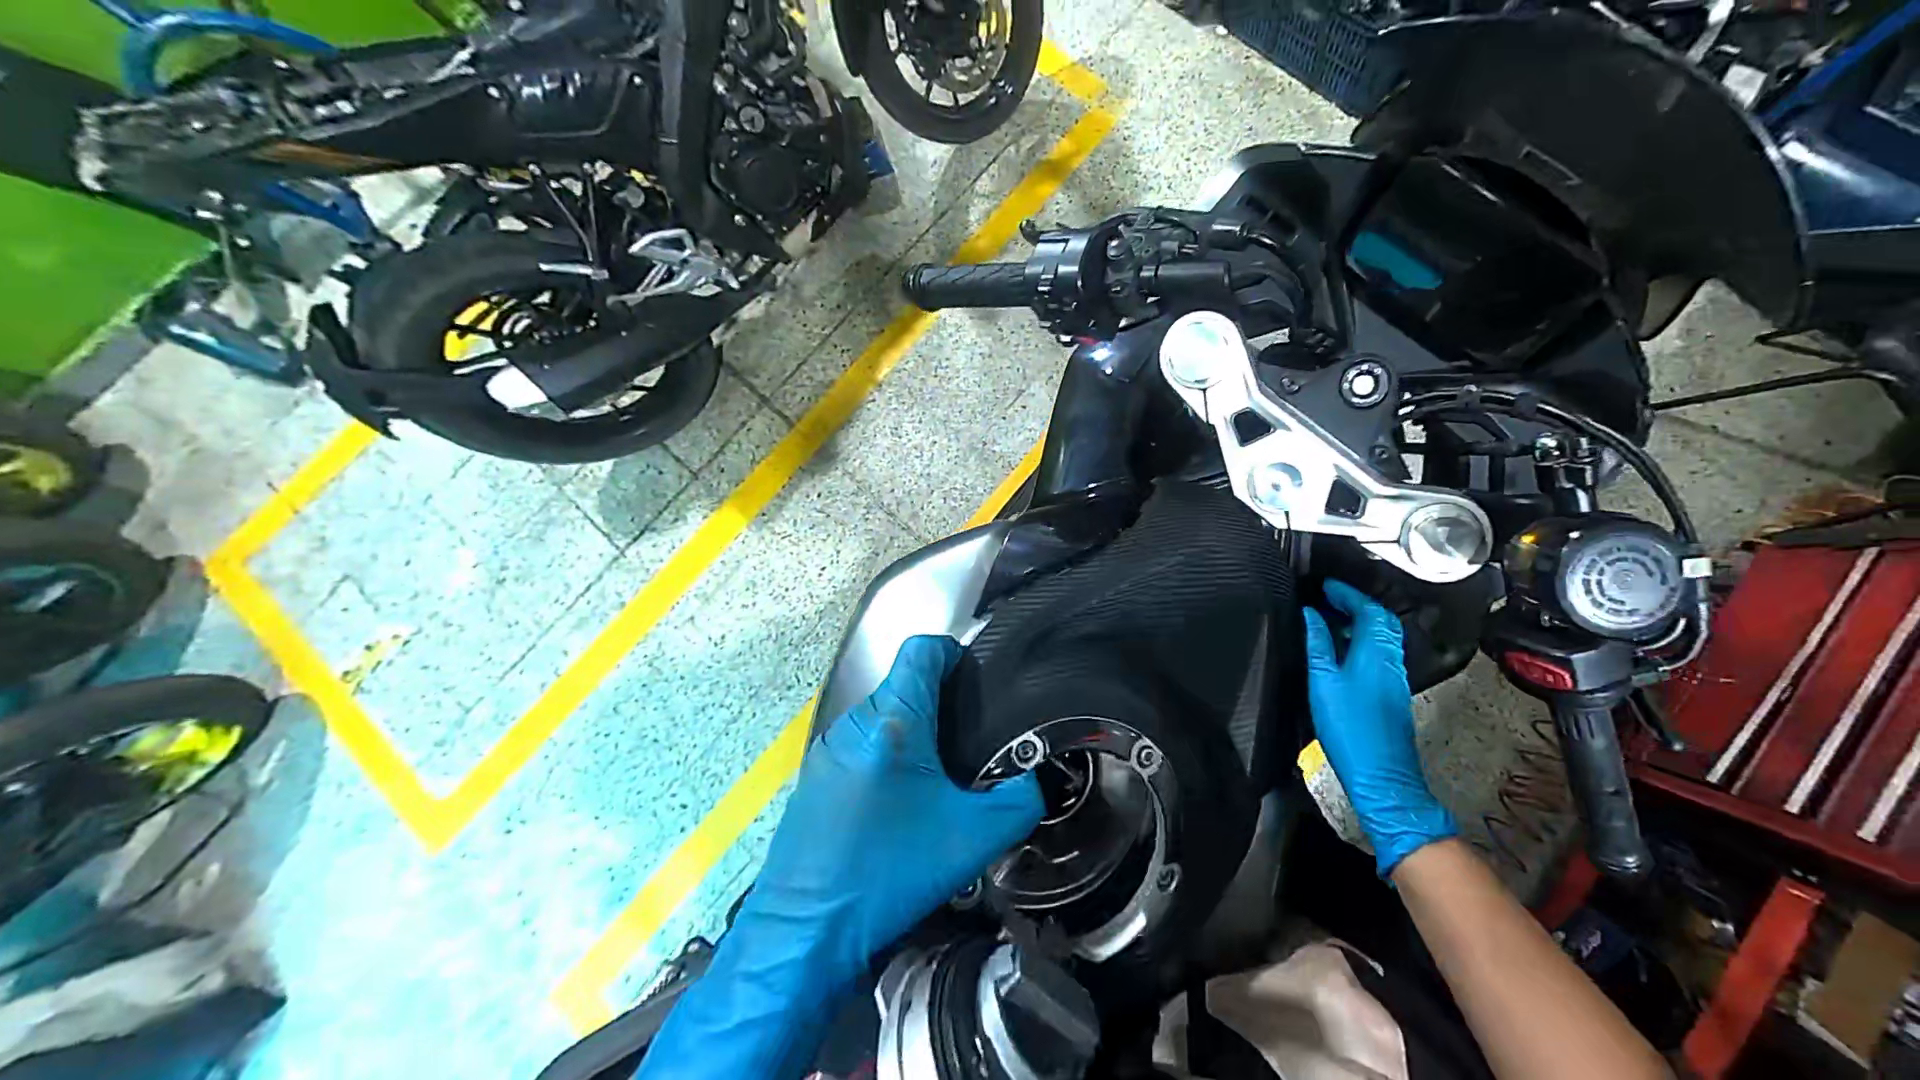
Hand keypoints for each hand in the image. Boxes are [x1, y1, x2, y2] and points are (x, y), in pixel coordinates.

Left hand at [639, 637, 1041, 1079]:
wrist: (805, 932)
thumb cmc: (889, 875)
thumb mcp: (972, 839)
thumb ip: (1018, 800)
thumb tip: (1033, 780)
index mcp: (892, 722)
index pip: (922, 650)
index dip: (954, 652)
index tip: (975, 678)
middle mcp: (853, 723)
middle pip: (904, 686)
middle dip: (939, 704)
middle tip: (969, 741)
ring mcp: (827, 749)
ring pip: (882, 719)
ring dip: (912, 735)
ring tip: (938, 777)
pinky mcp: (814, 776)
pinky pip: (860, 746)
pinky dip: (886, 757)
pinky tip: (899, 802)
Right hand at [1302, 581, 1455, 876]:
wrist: (1381, 774)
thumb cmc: (1350, 729)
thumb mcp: (1322, 680)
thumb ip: (1317, 643)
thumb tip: (1310, 615)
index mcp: (1375, 652)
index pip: (1367, 609)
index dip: (1346, 594)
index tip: (1326, 586)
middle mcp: (1390, 660)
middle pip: (1379, 620)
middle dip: (1355, 605)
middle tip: (1328, 599)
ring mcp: (1393, 677)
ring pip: (1380, 637)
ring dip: (1357, 624)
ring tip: (1328, 622)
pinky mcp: (1390, 693)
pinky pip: (1378, 654)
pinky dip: (1359, 643)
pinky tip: (1338, 652)